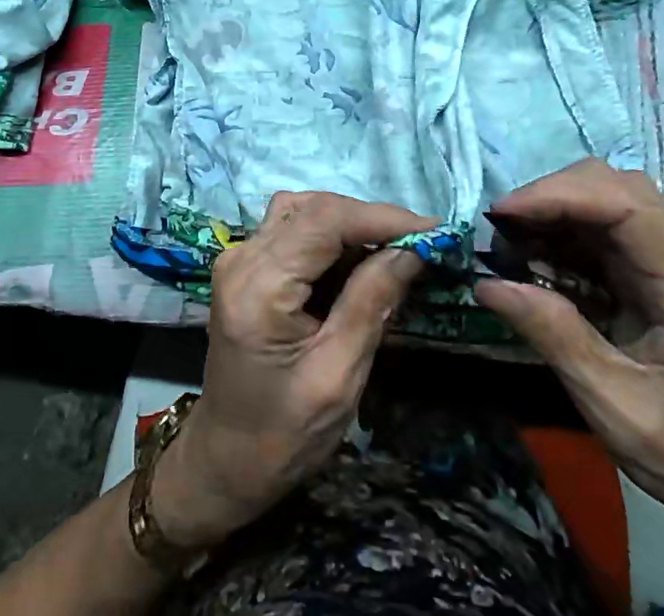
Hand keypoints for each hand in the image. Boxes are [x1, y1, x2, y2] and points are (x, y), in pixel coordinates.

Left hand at [149, 191, 433, 549]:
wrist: (228, 455)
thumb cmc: (285, 431)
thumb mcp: (339, 375)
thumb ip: (371, 303)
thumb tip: (412, 251)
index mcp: (258, 287)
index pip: (323, 221)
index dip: (382, 217)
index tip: (435, 231)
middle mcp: (241, 259)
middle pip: (311, 209)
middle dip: (370, 219)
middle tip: (422, 244)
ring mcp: (238, 260)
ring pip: (302, 212)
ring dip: (351, 224)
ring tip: (397, 251)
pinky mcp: (246, 269)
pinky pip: (292, 232)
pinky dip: (331, 238)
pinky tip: (362, 260)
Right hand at [473, 160, 663, 548]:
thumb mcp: (614, 407)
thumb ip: (555, 337)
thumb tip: (486, 284)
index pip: (632, 207)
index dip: (560, 195)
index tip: (501, 214)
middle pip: (622, 191)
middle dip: (551, 196)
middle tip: (498, 229)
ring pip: (612, 205)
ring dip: (553, 213)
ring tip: (506, 243)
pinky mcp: (662, 279)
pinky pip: (608, 235)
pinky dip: (562, 235)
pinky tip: (532, 258)